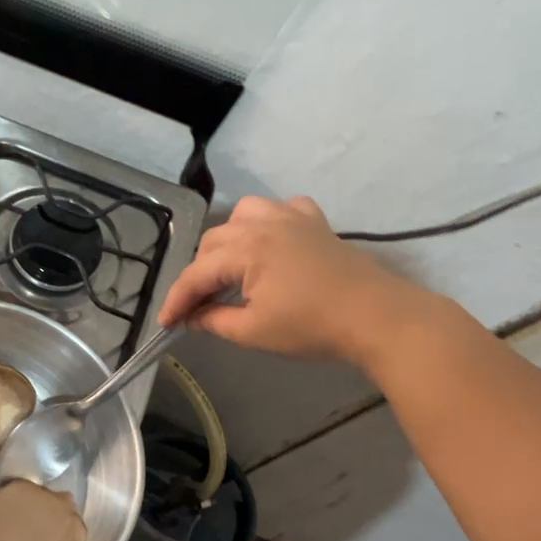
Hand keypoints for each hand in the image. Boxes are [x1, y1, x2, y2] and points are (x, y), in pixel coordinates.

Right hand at [161, 195, 443, 365]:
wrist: (374, 316)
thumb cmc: (309, 326)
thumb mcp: (251, 331)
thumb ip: (212, 320)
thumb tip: (190, 317)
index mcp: (245, 250)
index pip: (196, 274)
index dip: (176, 301)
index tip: (165, 324)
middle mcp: (264, 224)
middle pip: (213, 241)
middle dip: (198, 273)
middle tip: (198, 305)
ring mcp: (293, 218)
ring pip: (243, 213)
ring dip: (228, 239)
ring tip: (229, 268)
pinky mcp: (316, 223)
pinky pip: (283, 208)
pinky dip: (268, 223)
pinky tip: (270, 245)